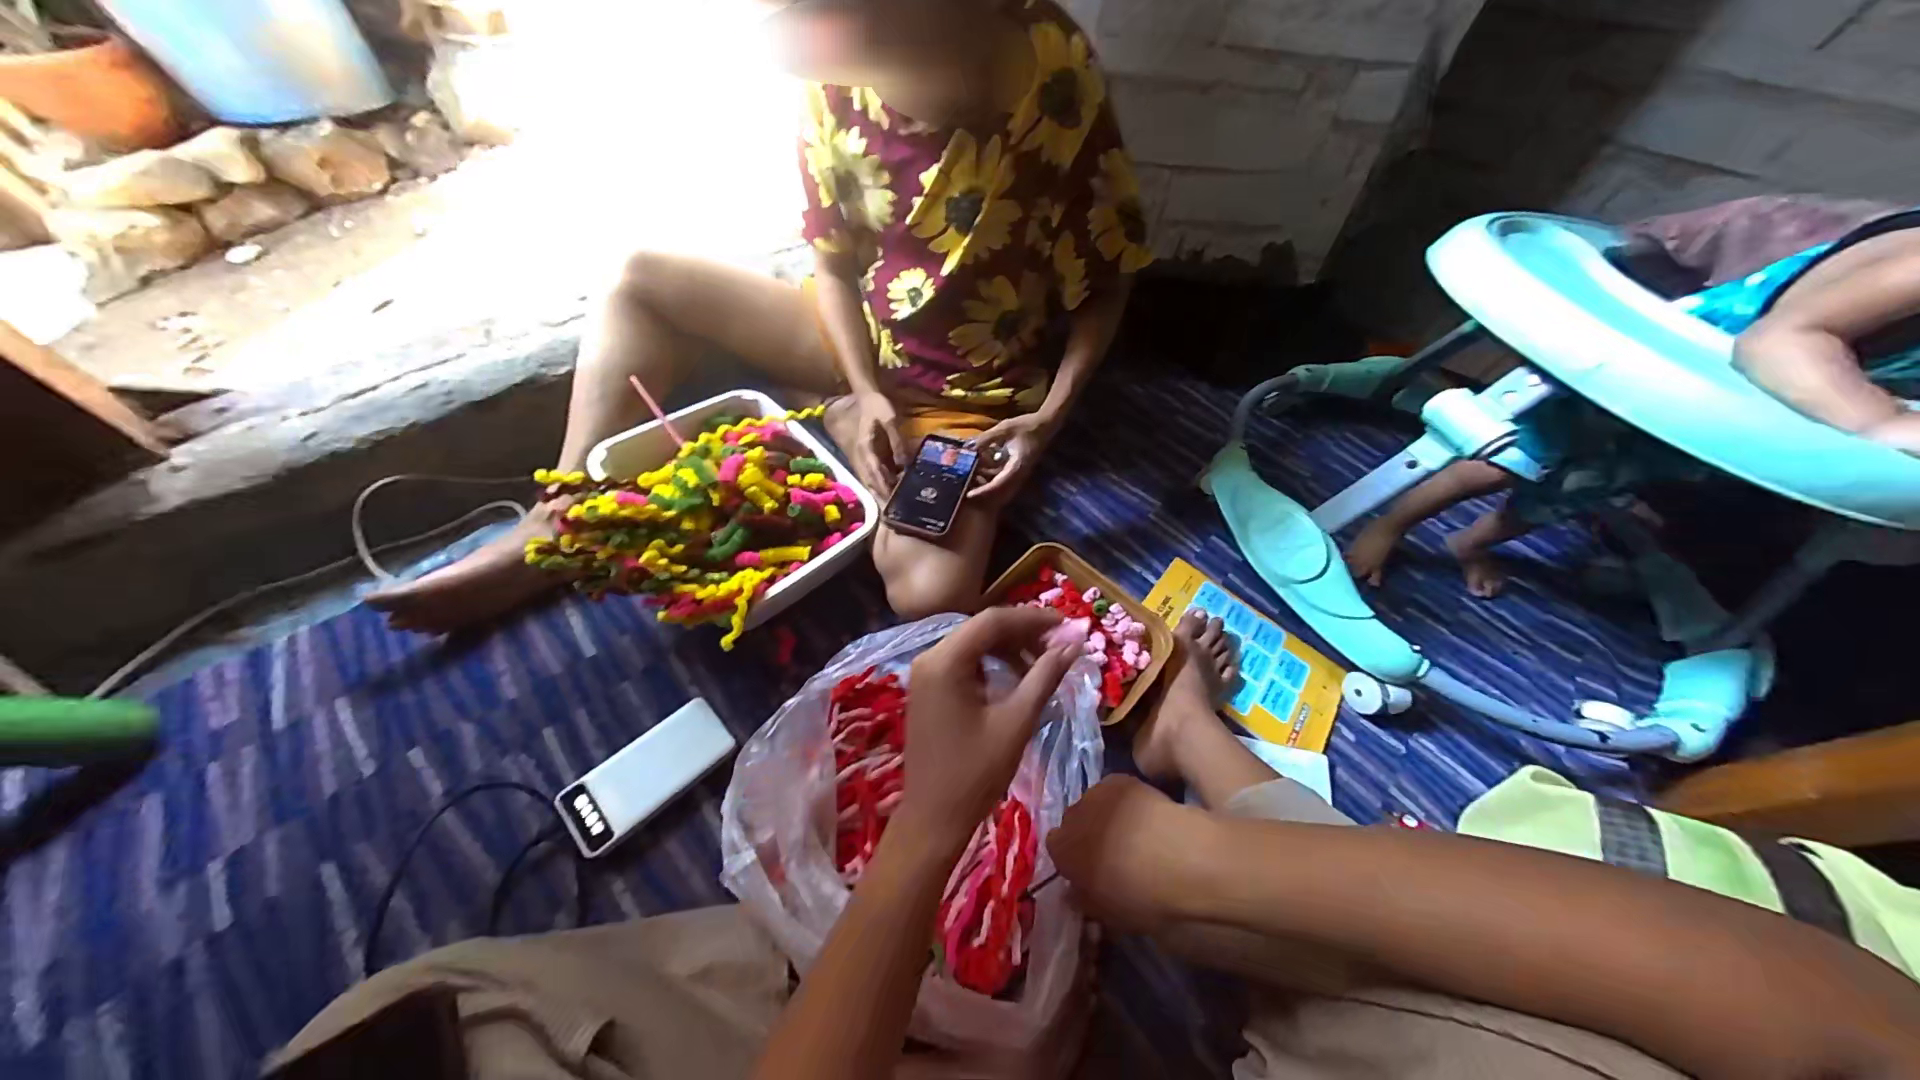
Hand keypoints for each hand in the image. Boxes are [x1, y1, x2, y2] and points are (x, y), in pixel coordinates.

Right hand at [851, 391, 905, 495]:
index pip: (875, 474)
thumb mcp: (890, 420)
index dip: (884, 489)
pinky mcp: (867, 455)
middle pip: (871, 481)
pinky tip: (893, 487)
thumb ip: (897, 442)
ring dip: (881, 491)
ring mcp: (862, 457)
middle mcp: (861, 457)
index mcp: (865, 449)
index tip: (893, 502)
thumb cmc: (877, 406)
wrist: (865, 396)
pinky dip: (881, 482)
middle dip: (882, 495)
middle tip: (896, 510)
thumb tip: (904, 465)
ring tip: (895, 503)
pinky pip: (873, 473)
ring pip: (871, 479)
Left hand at [892, 606, 1079, 849]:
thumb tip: (1074, 642)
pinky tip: (1018, 679)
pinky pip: (964, 662)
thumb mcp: (1017, 721)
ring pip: (974, 644)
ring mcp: (926, 673)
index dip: (1034, 618)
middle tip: (1060, 646)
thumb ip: (1045, 676)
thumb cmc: (976, 773)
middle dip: (1023, 633)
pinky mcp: (929, 689)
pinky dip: (993, 664)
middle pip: (982, 628)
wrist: (933, 818)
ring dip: (1010, 649)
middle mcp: (930, 658)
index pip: (993, 620)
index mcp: (945, 661)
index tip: (1068, 625)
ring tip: (1044, 665)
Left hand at [967, 411, 1057, 502]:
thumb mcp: (1004, 429)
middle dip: (980, 486)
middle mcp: (1016, 474)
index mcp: (1016, 468)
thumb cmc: (1027, 426)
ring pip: (997, 481)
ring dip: (983, 478)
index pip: (997, 485)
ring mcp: (1016, 472)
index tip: (969, 495)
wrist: (1044, 424)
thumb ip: (986, 438)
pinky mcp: (1014, 467)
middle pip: (996, 488)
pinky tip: (979, 461)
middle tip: (964, 482)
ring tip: (968, 470)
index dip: (982, 491)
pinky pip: (999, 474)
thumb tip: (968, 447)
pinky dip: (988, 470)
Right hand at [1046, 775, 1215, 933]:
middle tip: (1113, 851)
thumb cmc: (1139, 897)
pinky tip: (1144, 812)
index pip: (1056, 847)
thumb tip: (1074, 893)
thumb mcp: (1108, 914)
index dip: (1073, 857)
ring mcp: (1095, 793)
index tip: (1089, 869)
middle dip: (1088, 833)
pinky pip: (1115, 788)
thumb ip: (1085, 900)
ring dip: (1105, 814)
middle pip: (1074, 821)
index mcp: (1062, 850)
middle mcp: (1071, 816)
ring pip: (1094, 802)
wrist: (1175, 858)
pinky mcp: (1120, 780)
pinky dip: (1126, 798)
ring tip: (1133, 830)